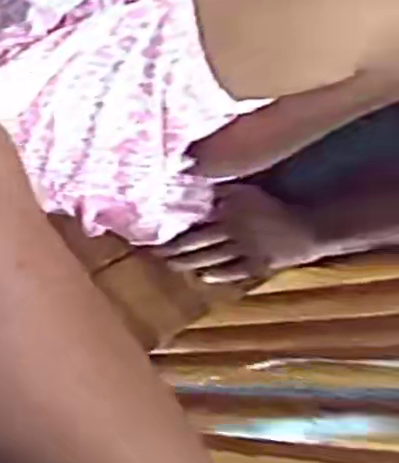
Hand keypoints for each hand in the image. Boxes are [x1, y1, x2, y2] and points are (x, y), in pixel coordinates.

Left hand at [157, 184, 325, 285]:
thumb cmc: (269, 207)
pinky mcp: (265, 263)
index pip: (190, 222)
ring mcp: (250, 249)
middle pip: (195, 242)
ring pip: (212, 258)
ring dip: (189, 262)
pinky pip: (238, 271)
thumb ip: (212, 192)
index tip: (147, 234)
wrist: (315, 226)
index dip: (168, 229)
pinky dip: (220, 275)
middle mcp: (234, 232)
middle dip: (171, 249)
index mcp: (225, 214)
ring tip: (171, 264)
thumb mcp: (240, 193)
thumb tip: (180, 186)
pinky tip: (204, 276)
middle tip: (152, 253)